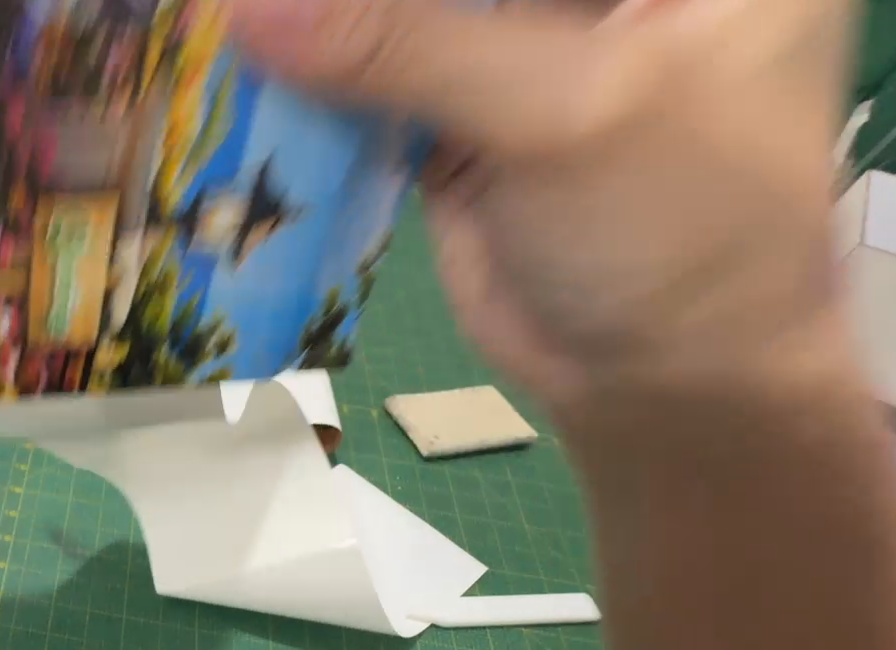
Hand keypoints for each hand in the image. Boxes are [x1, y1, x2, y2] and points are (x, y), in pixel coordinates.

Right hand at [230, 0, 853, 414]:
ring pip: (393, 24)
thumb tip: (249, 12)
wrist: (645, 366)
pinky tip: (256, 103)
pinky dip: (312, 105)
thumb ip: (404, 47)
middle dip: (341, 2)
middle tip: (240, 14)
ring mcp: (507, 58)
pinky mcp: (448, 130)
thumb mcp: (554, 109)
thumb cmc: (665, 224)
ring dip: (317, 40)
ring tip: (231, 45)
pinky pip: (366, 97)